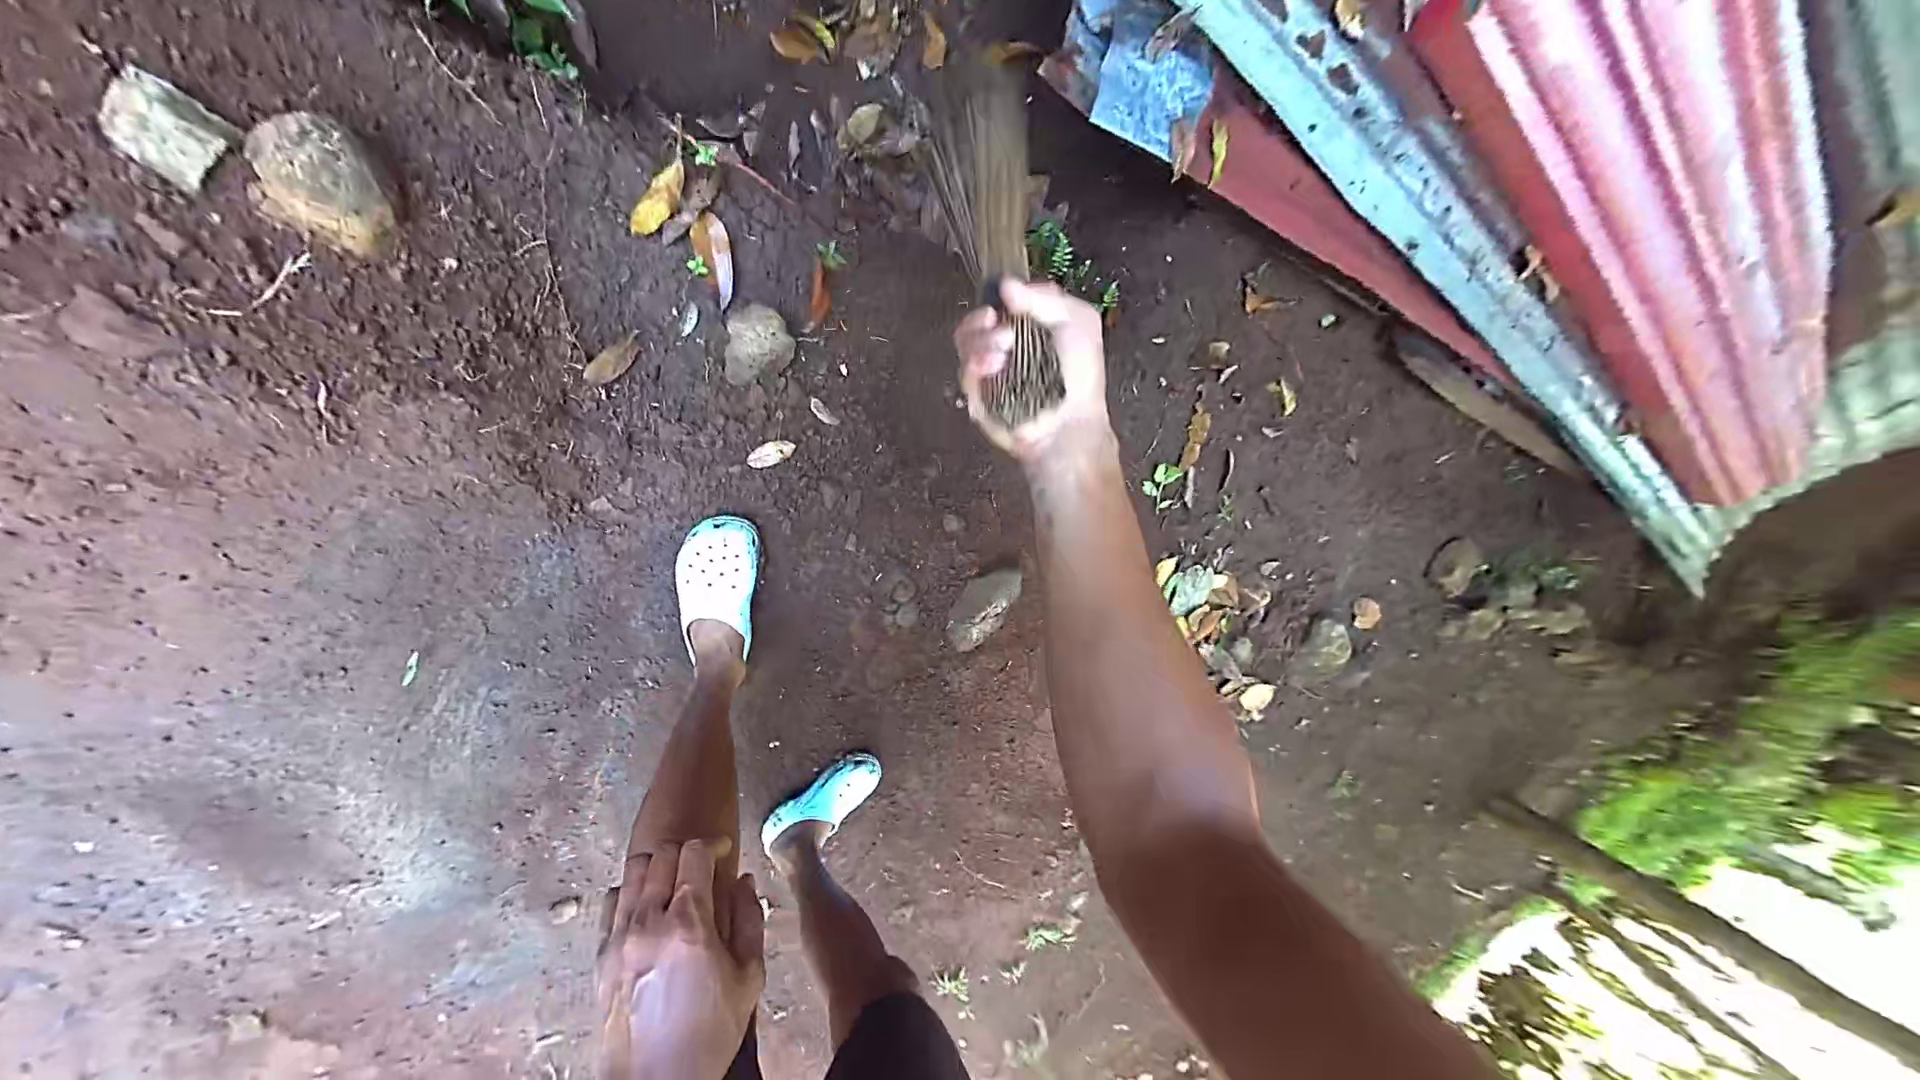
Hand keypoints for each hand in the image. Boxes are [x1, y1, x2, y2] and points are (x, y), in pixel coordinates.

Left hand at [597, 839, 764, 1079]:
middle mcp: (649, 922)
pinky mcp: (600, 957)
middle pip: (661, 854)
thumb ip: (750, 918)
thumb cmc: (707, 1034)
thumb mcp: (749, 977)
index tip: (724, 850)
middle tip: (702, 867)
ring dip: (657, 866)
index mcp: (689, 923)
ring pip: (632, 871)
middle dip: (686, 852)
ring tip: (674, 883)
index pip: (694, 852)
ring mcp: (619, 938)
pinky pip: (612, 902)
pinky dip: (631, 892)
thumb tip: (743, 881)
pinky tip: (648, 907)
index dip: (714, 844)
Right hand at [953, 279, 1113, 470]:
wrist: (1070, 423)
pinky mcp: (977, 398)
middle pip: (972, 324)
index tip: (999, 304)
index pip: (995, 305)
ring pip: (964, 345)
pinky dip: (975, 366)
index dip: (993, 300)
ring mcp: (988, 375)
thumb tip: (1005, 286)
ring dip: (978, 341)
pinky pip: (965, 375)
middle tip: (997, 326)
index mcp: (1025, 328)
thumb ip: (1045, 297)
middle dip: (978, 321)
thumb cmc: (1080, 376)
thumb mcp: (1077, 321)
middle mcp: (1003, 349)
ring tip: (1002, 351)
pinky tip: (993, 366)